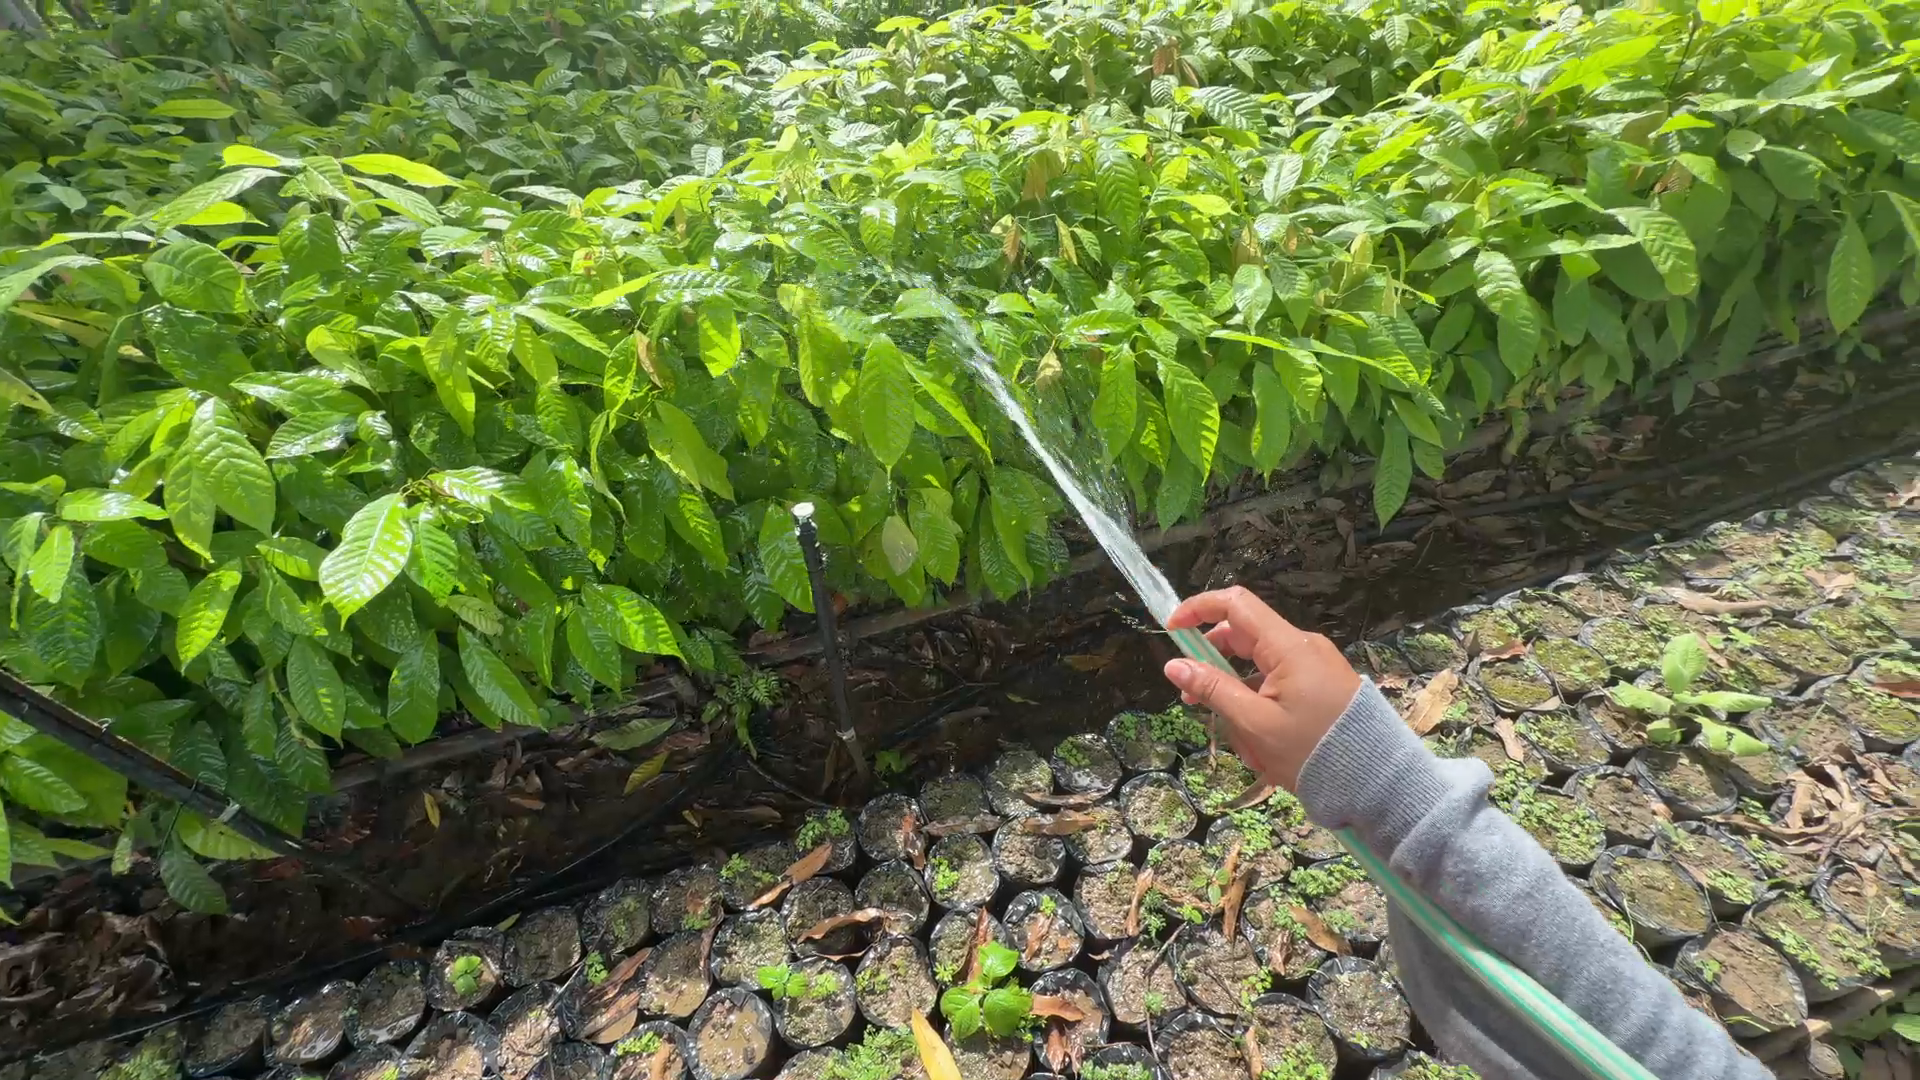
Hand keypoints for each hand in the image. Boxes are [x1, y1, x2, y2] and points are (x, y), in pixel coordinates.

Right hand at [1159, 586, 1360, 790]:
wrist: (1382, 786)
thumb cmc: (1314, 751)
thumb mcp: (1255, 723)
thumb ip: (1212, 689)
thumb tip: (1173, 664)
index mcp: (1288, 646)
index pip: (1235, 604)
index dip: (1199, 609)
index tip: (1172, 629)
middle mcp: (1302, 646)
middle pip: (1243, 636)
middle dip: (1212, 664)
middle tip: (1190, 698)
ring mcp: (1315, 666)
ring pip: (1257, 665)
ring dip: (1235, 692)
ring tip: (1235, 736)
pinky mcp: (1322, 686)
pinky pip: (1278, 681)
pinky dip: (1258, 702)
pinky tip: (1258, 742)